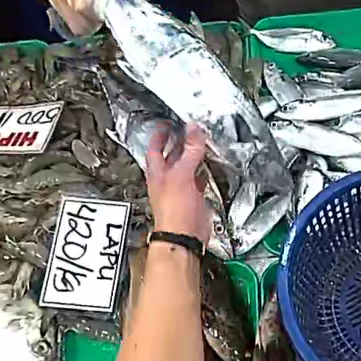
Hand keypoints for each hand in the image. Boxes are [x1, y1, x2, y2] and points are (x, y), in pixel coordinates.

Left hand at [145, 123, 210, 241]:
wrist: (184, 236)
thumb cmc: (174, 211)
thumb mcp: (182, 175)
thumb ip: (189, 151)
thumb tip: (193, 130)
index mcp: (158, 172)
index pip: (155, 148)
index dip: (159, 135)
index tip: (166, 123)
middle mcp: (167, 180)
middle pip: (171, 156)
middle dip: (178, 143)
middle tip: (185, 130)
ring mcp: (180, 189)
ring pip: (185, 167)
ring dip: (191, 156)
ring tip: (198, 145)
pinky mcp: (193, 198)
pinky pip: (197, 181)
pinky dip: (202, 173)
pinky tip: (206, 170)